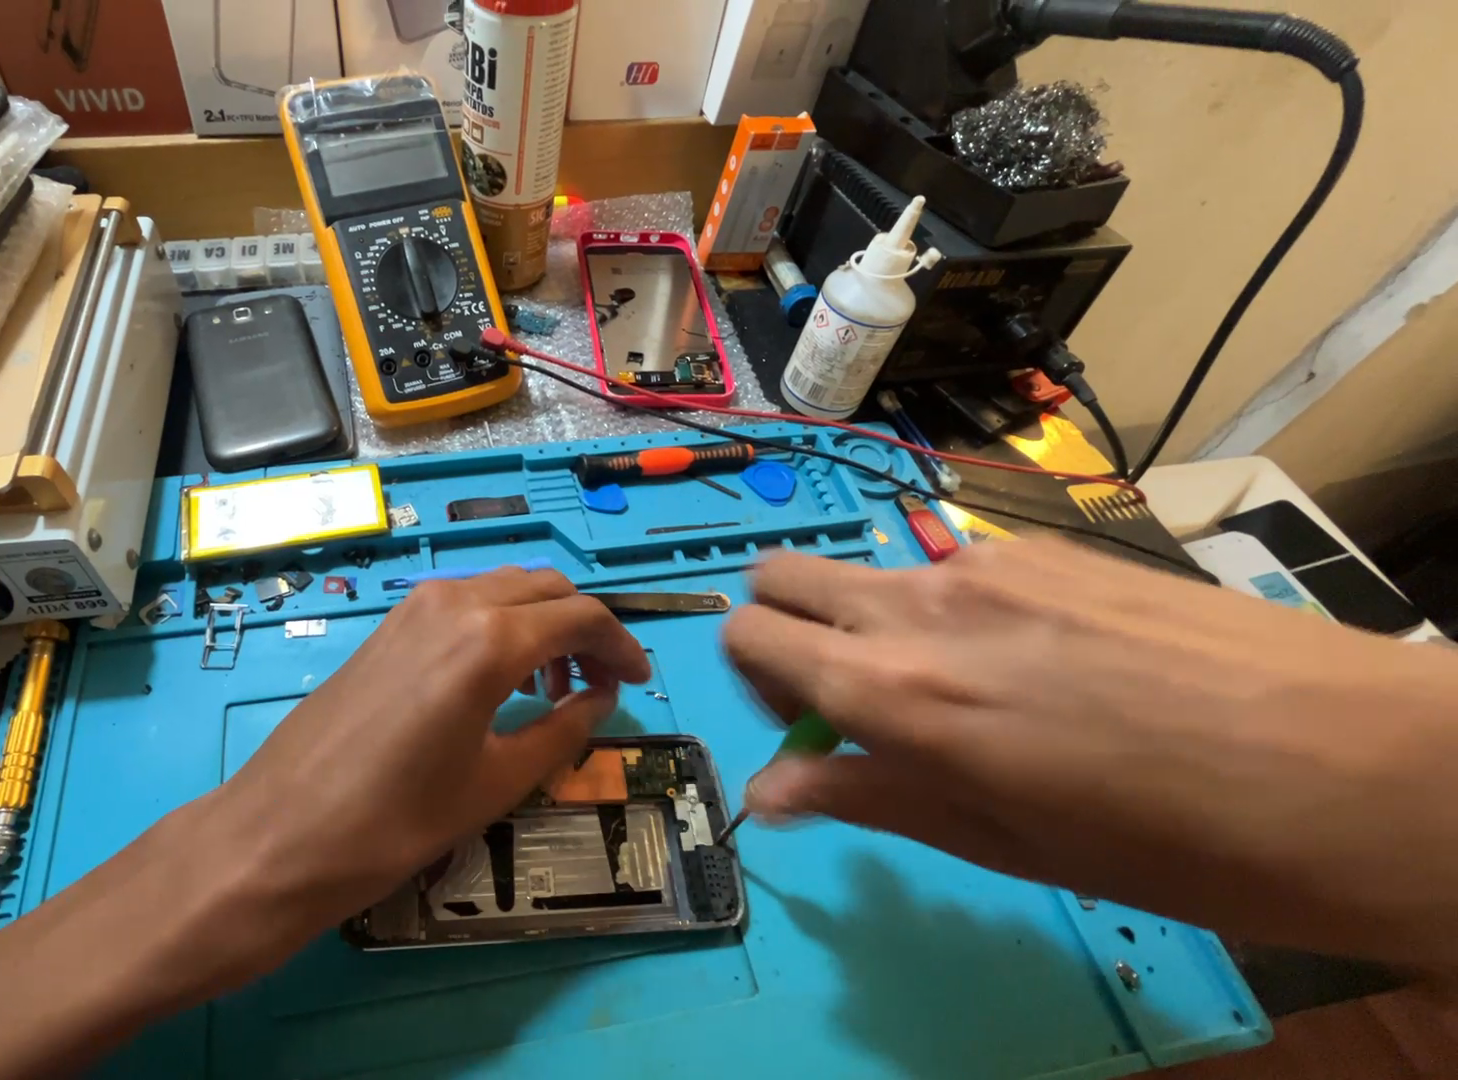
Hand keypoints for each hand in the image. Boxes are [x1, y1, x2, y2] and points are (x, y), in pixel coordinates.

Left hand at [190, 568, 651, 967]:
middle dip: (585, 629)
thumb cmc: (398, 819)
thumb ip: (563, 729)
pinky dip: (500, 624)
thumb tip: (600, 697)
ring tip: (549, 689)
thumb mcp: (498, 781)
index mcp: (491, 638)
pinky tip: (496, 678)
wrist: (281, 830)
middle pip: (547, 589)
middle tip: (598, 685)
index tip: (639, 681)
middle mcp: (456, 601)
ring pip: (505, 588)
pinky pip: (465, 602)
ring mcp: (416, 606)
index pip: (582, 616)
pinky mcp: (390, 622)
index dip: (622, 645)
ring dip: (542, 623)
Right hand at [721, 537, 1457, 967]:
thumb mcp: (997, 840)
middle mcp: (915, 605)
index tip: (802, 717)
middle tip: (841, 683)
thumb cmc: (1169, 841)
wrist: (1374, 769)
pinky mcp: (1040, 543)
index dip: (754, 674)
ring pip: (865, 570)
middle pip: (778, 573)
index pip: (748, 632)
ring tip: (965, 681)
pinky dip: (946, 605)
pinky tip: (1037, 654)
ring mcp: (980, 563)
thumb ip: (863, 796)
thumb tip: (766, 791)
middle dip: (780, 622)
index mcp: (892, 688)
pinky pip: (947, 566)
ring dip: (869, 618)